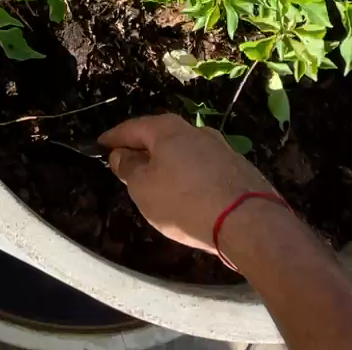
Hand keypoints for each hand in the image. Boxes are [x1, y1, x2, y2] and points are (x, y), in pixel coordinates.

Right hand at [98, 114, 276, 254]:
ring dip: (170, 164)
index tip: (101, 144)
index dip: (114, 137)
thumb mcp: (144, 189)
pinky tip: (192, 195)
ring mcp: (221, 148)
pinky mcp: (240, 170)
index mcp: (167, 129)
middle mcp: (194, 130)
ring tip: (161, 182)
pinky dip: (192, 177)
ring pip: (185, 152)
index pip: (132, 128)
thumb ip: (129, 168)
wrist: (250, 223)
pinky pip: (206, 169)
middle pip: (160, 137)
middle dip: (144, 150)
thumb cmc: (185, 202)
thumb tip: (122, 154)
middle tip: (129, 164)